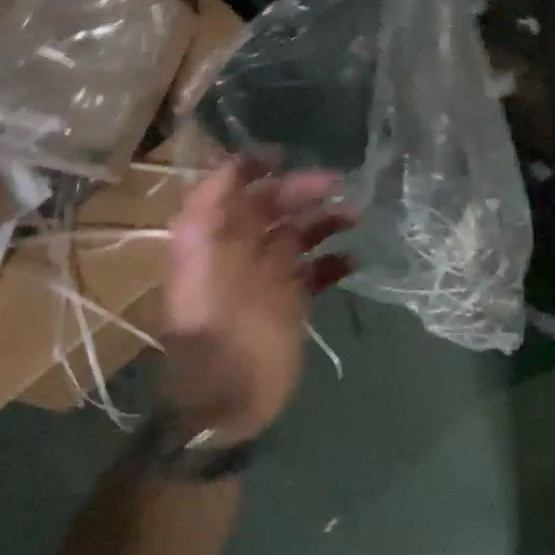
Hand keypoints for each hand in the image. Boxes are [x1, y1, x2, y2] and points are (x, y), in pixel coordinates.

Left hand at [162, 156, 354, 438]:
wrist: (227, 401)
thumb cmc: (215, 338)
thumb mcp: (201, 271)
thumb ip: (210, 219)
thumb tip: (236, 171)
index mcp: (208, 244)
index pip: (226, 193)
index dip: (248, 169)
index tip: (282, 153)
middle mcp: (237, 255)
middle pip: (268, 211)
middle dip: (299, 192)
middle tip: (338, 185)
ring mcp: (266, 280)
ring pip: (296, 238)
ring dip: (322, 223)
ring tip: (354, 218)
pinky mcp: (291, 305)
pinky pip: (315, 274)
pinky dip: (333, 265)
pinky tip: (353, 262)